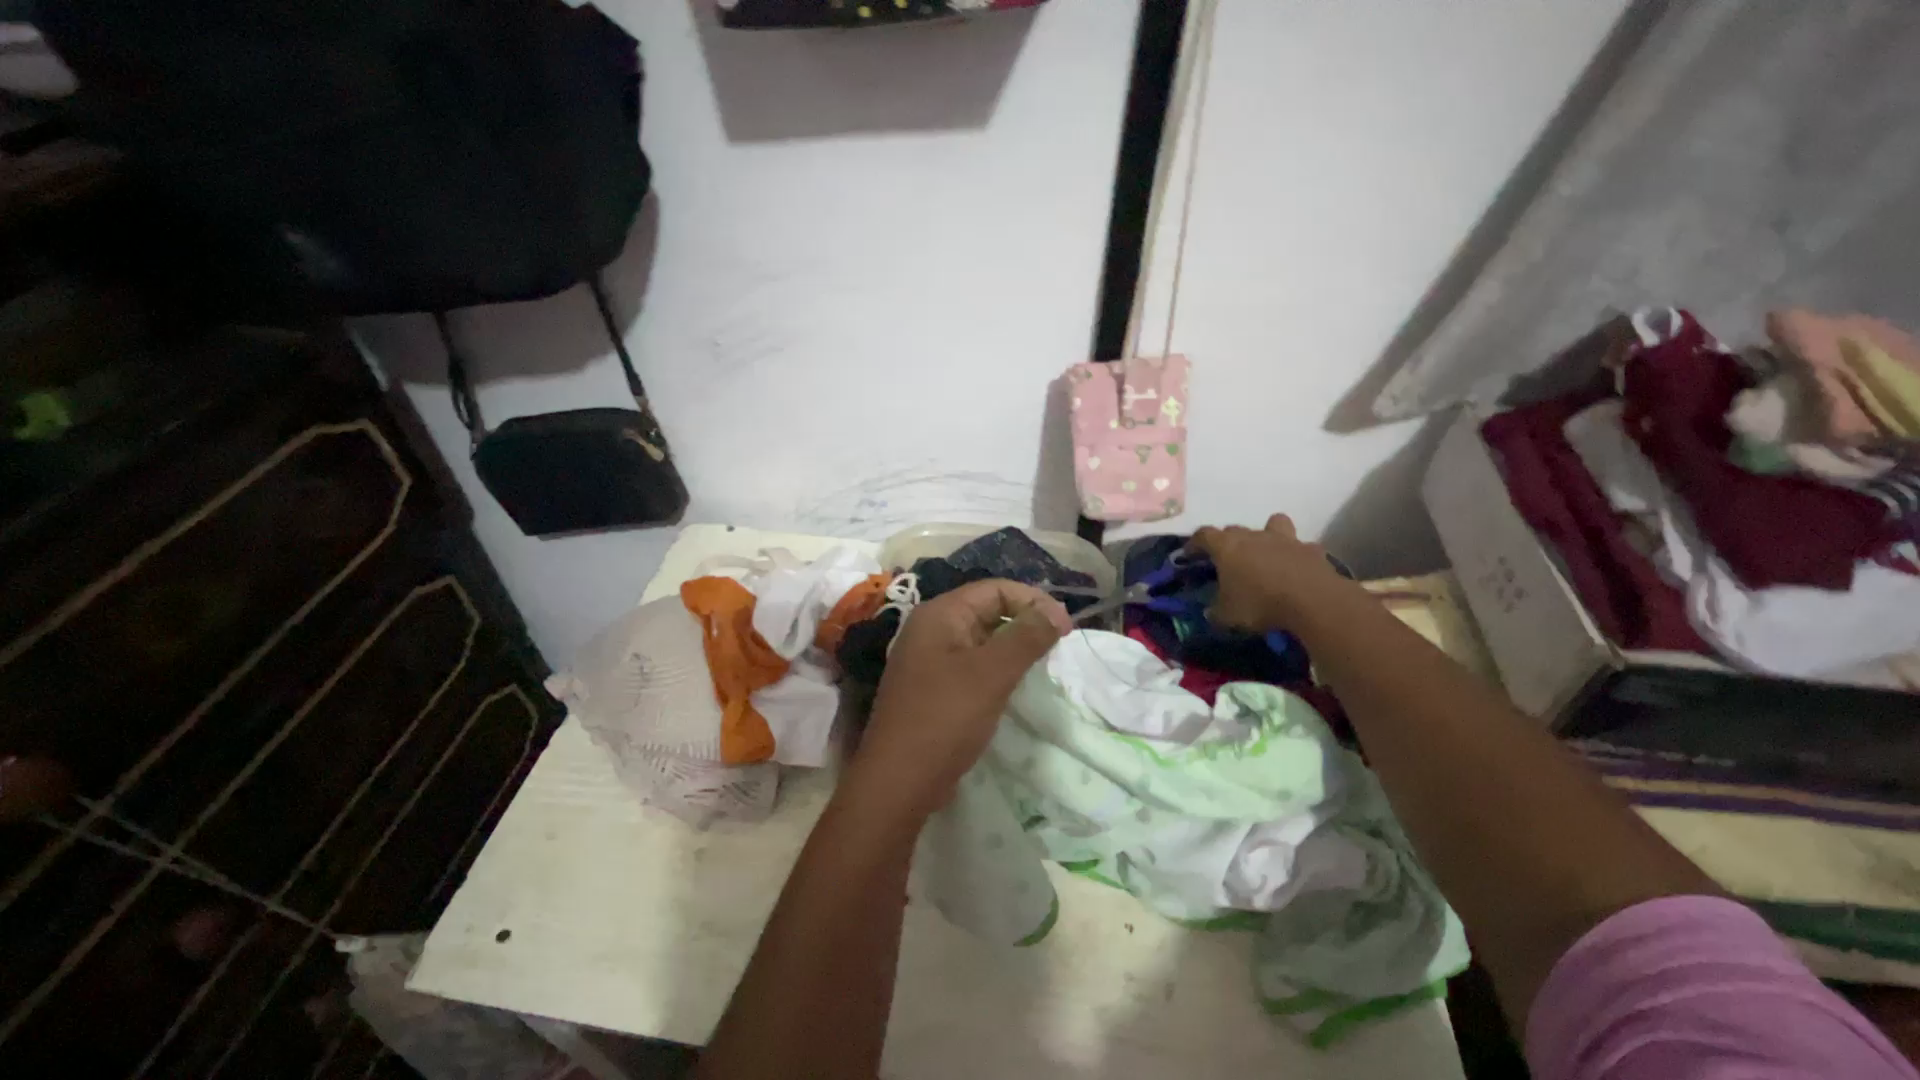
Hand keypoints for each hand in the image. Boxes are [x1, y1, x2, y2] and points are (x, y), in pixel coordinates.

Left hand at [848, 580, 1069, 821]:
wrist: (899, 780)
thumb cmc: (945, 719)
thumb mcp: (992, 674)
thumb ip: (1027, 637)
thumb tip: (1057, 611)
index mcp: (939, 615)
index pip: (995, 589)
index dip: (1034, 601)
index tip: (1066, 629)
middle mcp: (930, 629)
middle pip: (987, 610)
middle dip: (1024, 622)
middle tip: (1058, 646)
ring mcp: (927, 660)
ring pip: (981, 640)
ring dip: (1012, 647)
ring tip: (1042, 665)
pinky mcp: (931, 689)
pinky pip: (971, 666)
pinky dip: (996, 669)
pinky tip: (1014, 687)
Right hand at [1191, 514, 1348, 630]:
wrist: (1312, 601)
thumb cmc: (1260, 604)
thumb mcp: (1227, 615)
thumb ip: (1215, 611)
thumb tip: (1211, 612)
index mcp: (1227, 547)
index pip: (1203, 535)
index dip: (1194, 544)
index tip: (1189, 555)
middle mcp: (1254, 536)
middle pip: (1234, 529)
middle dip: (1227, 542)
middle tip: (1226, 560)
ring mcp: (1285, 539)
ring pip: (1272, 524)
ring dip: (1267, 534)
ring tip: (1266, 553)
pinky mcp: (1311, 549)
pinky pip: (1300, 547)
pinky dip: (1296, 555)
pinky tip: (1296, 570)